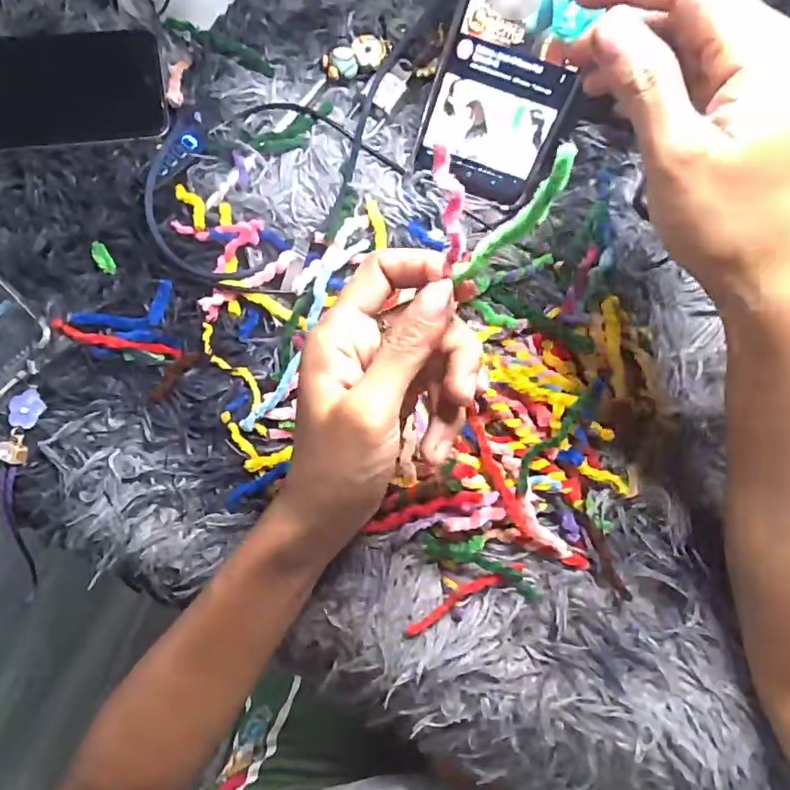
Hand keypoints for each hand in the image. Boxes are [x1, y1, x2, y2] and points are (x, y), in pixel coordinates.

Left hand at [270, 250, 479, 556]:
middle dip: (453, 357)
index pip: (382, 270)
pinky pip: (439, 388)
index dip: (423, 268)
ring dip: (452, 400)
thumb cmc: (337, 466)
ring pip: (442, 355)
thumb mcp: (373, 405)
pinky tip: (433, 454)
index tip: (463, 290)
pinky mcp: (401, 396)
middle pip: (429, 317)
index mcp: (343, 332)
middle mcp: (365, 342)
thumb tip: (444, 287)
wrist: (325, 521)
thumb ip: (408, 346)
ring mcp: (386, 370)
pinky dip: (444, 419)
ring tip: (439, 446)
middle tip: (462, 398)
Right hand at [555, 0, 789, 310]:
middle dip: (623, 19)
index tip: (572, 0)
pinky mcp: (741, 109)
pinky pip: (689, 76)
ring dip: (630, 51)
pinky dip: (648, 79)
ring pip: (684, 43)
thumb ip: (643, 81)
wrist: (763, 277)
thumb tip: (606, 27)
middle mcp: (767, 51)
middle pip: (687, 9)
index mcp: (762, 50)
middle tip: (563, 46)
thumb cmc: (723, 222)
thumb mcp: (675, 150)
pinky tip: (609, 92)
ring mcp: (756, 81)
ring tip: (576, 71)